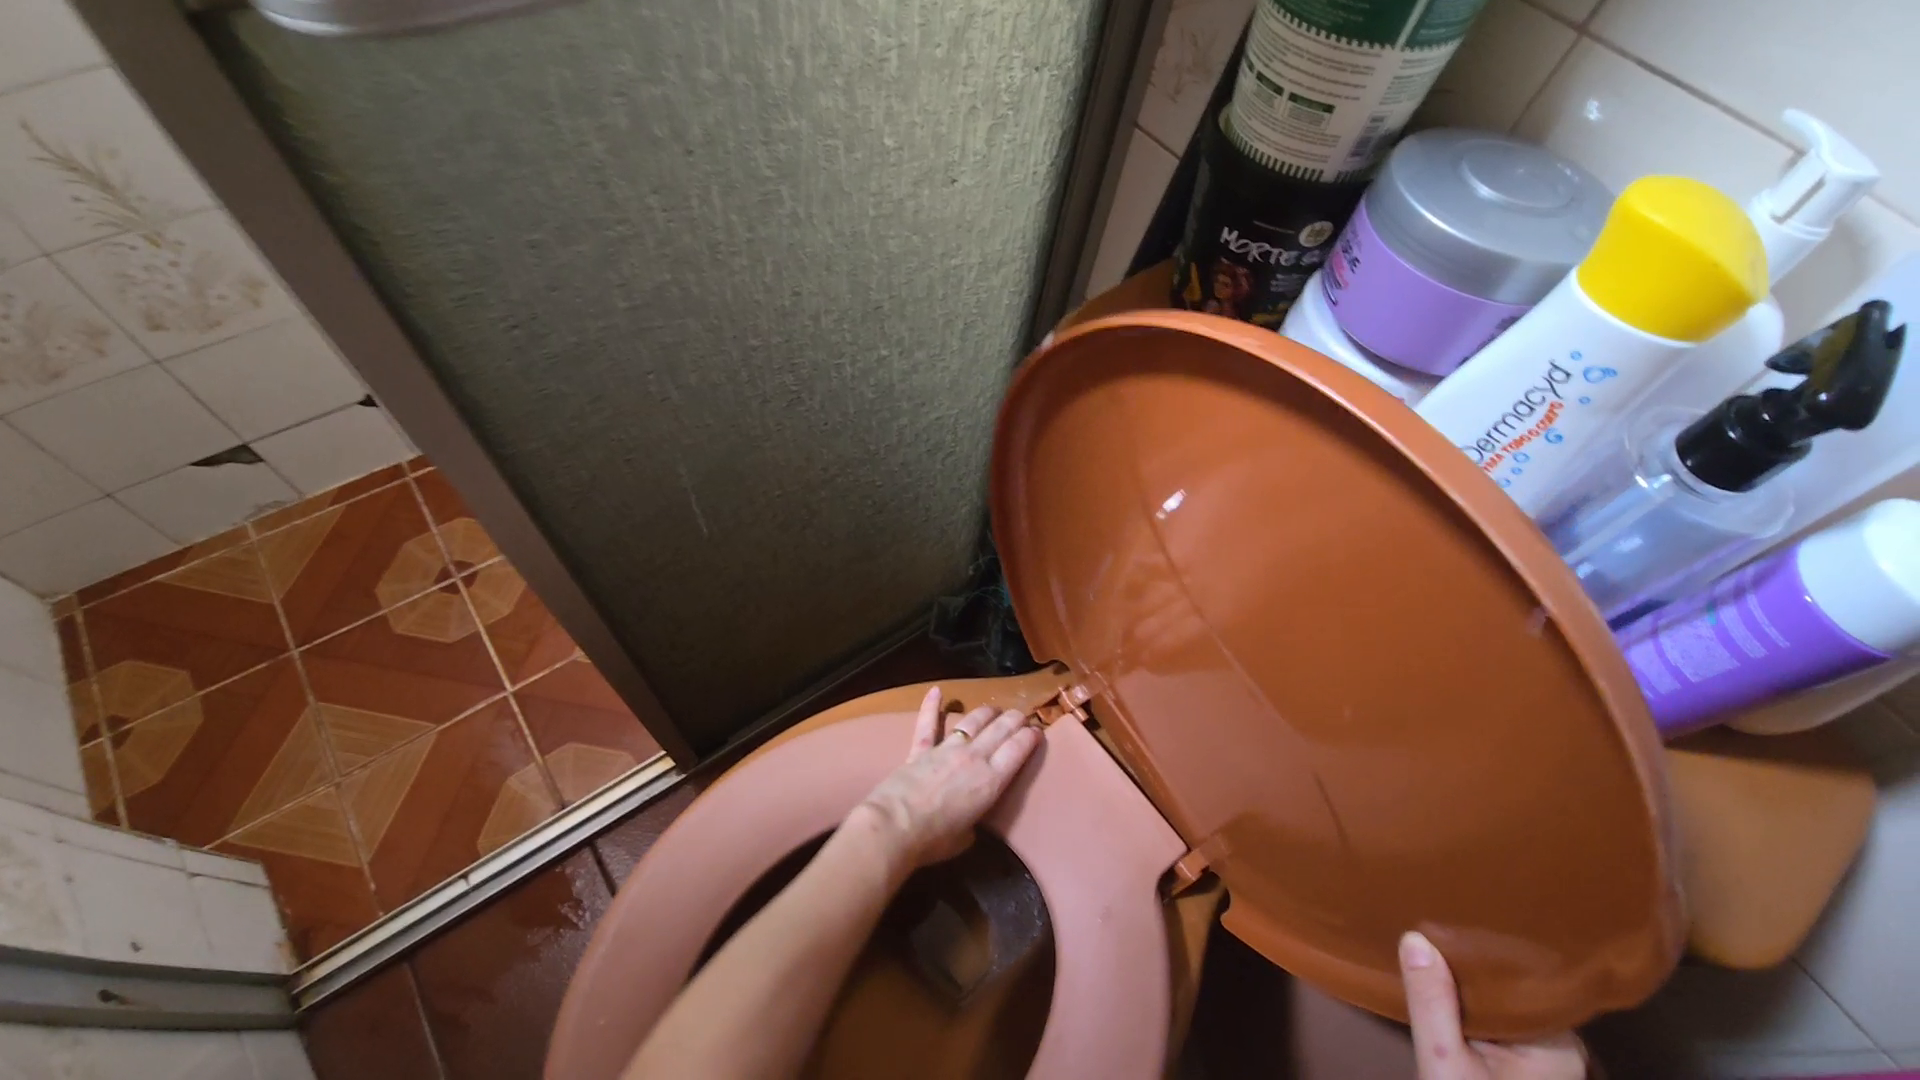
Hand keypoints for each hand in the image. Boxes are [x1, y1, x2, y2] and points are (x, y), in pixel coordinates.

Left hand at [853, 687, 1043, 872]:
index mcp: (991, 781)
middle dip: (1015, 719)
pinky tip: (936, 691)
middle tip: (1021, 717)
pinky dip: (932, 706)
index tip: (1037, 732)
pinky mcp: (920, 749)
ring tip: (994, 709)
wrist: (895, 827)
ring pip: (972, 721)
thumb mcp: (967, 837)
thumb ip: (973, 821)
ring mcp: (946, 749)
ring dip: (987, 712)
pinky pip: (928, 723)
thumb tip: (969, 820)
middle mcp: (974, 757)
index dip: (1031, 737)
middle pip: (1000, 729)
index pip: (1018, 749)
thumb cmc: (935, 840)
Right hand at [1400, 932, 1587, 1079]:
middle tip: (1432, 930)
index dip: (1485, 947)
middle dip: (1474, 967)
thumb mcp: (1443, 1060)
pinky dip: (1476, 1007)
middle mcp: (1566, 1048)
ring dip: (1472, 987)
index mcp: (1561, 1044)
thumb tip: (1414, 937)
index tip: (1447, 920)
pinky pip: (1503, 1021)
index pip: (1524, 977)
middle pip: (1514, 989)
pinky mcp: (1532, 1069)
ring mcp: (1551, 1060)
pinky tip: (1448, 989)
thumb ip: (1432, 1003)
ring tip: (1437, 950)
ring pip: (1507, 1004)